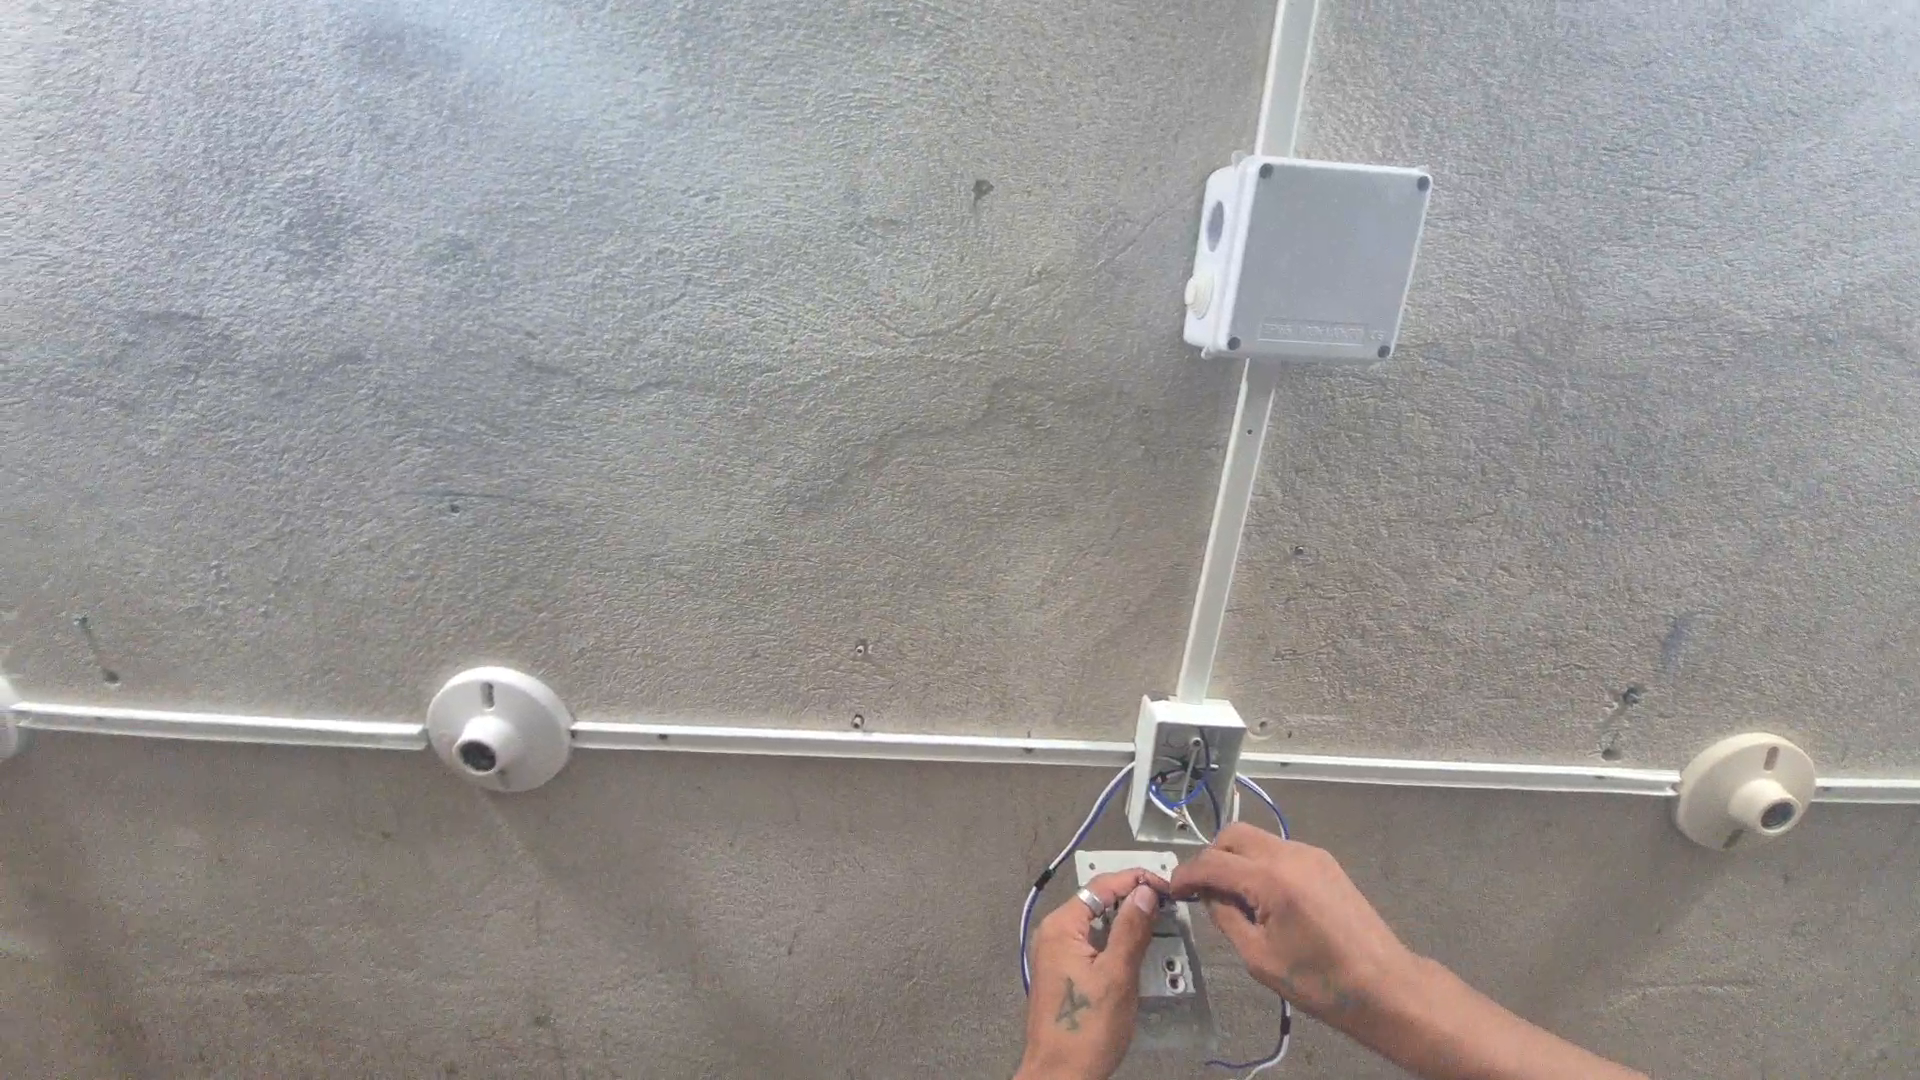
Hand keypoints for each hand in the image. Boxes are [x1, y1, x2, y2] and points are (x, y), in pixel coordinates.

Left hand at [1014, 870, 1167, 1079]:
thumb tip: (1145, 890)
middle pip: (1097, 901)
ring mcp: (1055, 951)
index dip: (1135, 880)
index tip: (1168, 886)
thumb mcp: (1116, 976)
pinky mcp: (1062, 971)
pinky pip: (1091, 942)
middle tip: (1167, 904)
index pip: (1101, 886)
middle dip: (1131, 898)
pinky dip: (1114, 940)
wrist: (1059, 1077)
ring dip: (1125, 920)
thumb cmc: (1088, 1026)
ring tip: (1158, 921)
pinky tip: (1136, 948)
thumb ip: (1130, 930)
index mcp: (1062, 924)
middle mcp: (1054, 930)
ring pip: (1095, 922)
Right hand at [1169, 823, 1416, 1033]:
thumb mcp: (1259, 957)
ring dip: (1235, 857)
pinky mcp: (1324, 861)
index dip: (1186, 874)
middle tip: (1202, 887)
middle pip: (1232, 835)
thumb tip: (1209, 894)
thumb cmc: (1321, 982)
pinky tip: (1263, 895)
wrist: (1388, 988)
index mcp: (1270, 879)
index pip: (1212, 862)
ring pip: (1255, 838)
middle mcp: (1288, 854)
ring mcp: (1310, 853)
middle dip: (1210, 856)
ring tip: (1232, 894)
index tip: (1173, 887)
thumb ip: (1225, 917)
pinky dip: (1259, 862)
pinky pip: (1278, 850)